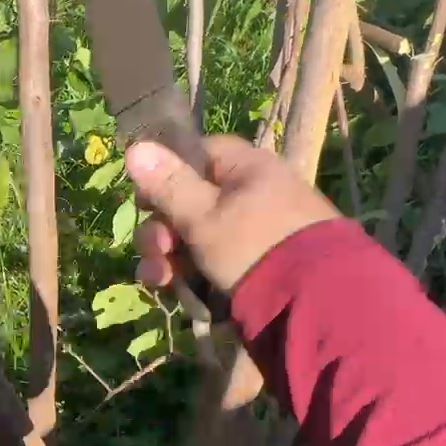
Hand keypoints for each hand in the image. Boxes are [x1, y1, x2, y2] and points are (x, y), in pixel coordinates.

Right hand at [126, 135, 340, 292]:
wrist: (310, 298)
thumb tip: (136, 147)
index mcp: (245, 169)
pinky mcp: (244, 261)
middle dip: (160, 227)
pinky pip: (202, 258)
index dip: (166, 174)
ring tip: (160, 278)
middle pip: (186, 200)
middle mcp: (247, 194)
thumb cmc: (253, 245)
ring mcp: (246, 229)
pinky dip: (183, 271)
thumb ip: (168, 185)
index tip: (146, 200)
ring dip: (165, 255)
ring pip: (189, 234)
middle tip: (157, 248)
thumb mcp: (202, 215)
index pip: (197, 155)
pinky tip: (171, 287)